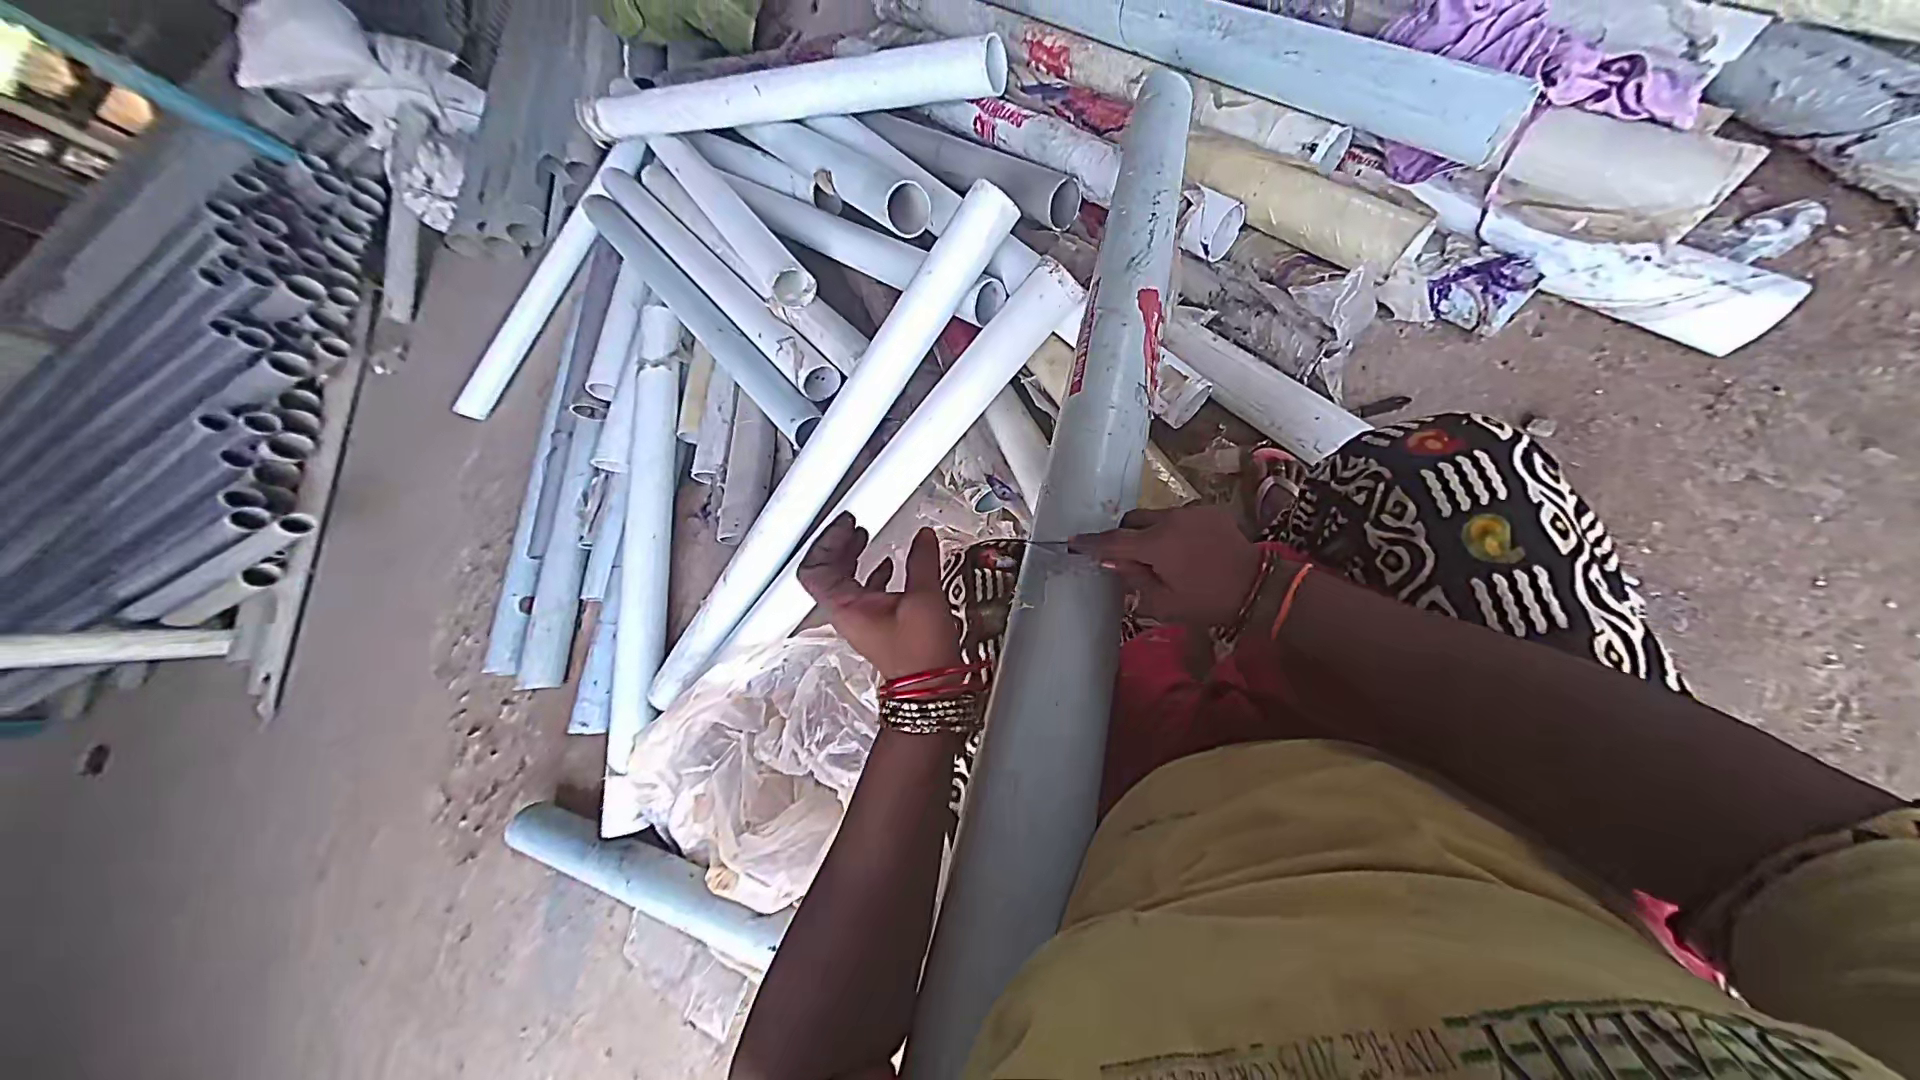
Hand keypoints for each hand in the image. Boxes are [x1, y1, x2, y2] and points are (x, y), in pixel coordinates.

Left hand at [798, 513, 961, 679]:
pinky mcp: (876, 624)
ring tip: (865, 537)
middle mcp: (846, 613)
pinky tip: (887, 564)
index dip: (827, 540)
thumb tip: (923, 537)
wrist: (930, 689)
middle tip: (853, 524)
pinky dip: (870, 573)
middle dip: (838, 543)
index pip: (815, 566)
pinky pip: (862, 592)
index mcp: (845, 606)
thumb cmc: (921, 655)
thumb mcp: (925, 598)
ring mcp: (859, 620)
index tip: (846, 523)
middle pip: (826, 570)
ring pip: (843, 580)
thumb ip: (922, 561)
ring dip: (852, 556)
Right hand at [1069, 505, 1263, 625]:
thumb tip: (1111, 561)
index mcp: (1157, 544)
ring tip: (1162, 556)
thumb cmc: (1207, 601)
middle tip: (1127, 558)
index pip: (1114, 541)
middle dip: (1125, 536)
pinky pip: (1178, 516)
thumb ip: (1133, 578)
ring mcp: (1191, 512)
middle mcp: (1170, 520)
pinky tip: (1186, 549)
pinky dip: (1173, 529)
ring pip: (1155, 516)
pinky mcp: (1208, 510)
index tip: (1073, 542)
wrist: (1258, 587)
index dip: (1091, 543)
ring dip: (1150, 532)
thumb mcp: (1164, 602)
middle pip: (1133, 520)